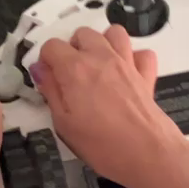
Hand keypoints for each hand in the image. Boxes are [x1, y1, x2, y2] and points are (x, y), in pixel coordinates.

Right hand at [34, 26, 188, 187]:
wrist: (147, 154)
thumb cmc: (103, 145)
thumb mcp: (64, 124)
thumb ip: (51, 92)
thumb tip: (40, 71)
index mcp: (75, 69)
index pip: (52, 46)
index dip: (46, 61)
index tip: (48, 77)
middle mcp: (101, 58)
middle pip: (82, 34)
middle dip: (72, 47)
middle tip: (69, 73)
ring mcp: (126, 63)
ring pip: (113, 33)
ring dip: (102, 43)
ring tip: (96, 65)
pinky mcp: (146, 75)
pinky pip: (142, 53)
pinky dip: (133, 57)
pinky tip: (125, 72)